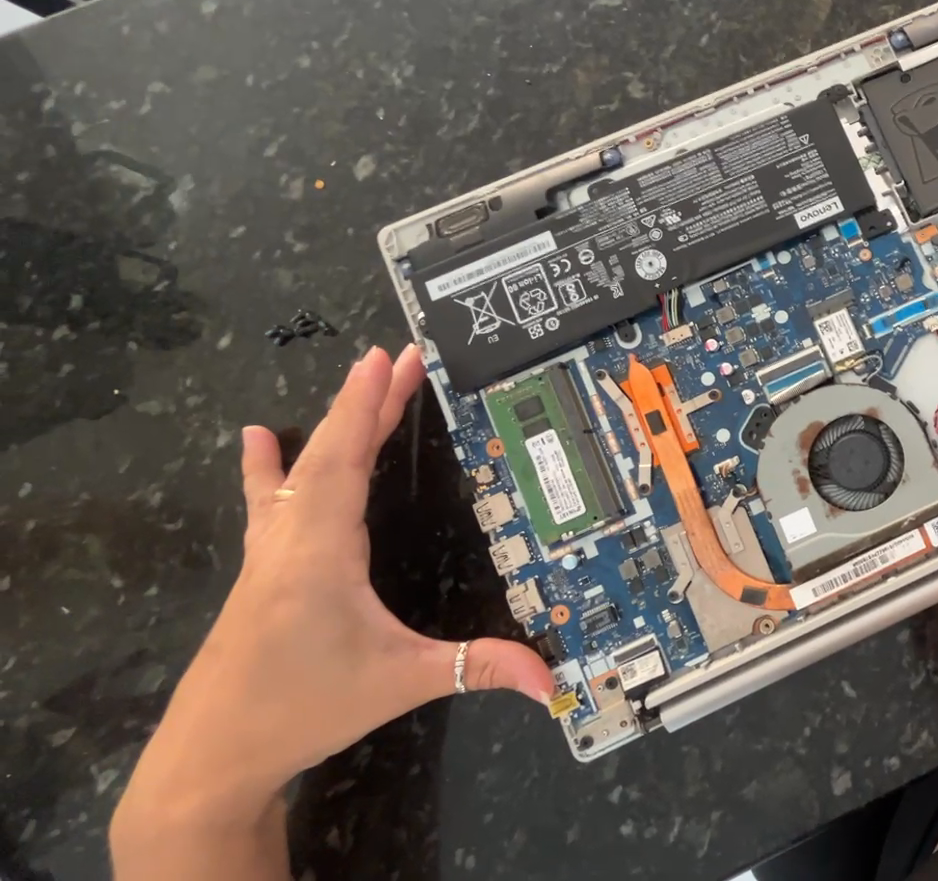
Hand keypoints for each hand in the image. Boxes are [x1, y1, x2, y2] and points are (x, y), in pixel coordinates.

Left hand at [113, 347, 550, 869]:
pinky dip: (266, 468)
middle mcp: (290, 542)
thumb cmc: (303, 710)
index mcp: (321, 554)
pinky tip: (253, 441)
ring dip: (331, 425)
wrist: (206, 761)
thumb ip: (477, 668)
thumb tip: (551, 678)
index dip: (364, 410)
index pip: (342, 464)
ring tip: (355, 378)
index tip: (385, 361)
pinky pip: (270, 504)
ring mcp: (270, 555)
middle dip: (364, 403)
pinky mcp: (263, 571)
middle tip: (401, 356)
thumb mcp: (401, 683)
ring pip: (299, 473)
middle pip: (327, 456)